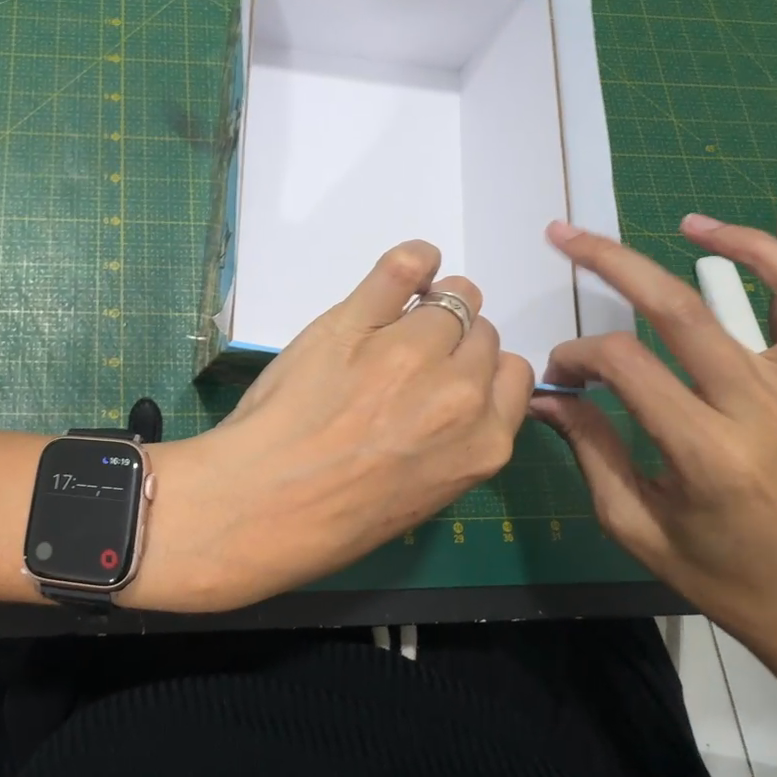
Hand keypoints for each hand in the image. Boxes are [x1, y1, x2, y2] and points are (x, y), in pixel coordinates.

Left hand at [127, 240, 532, 612]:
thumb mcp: (422, 492)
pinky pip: (403, 268)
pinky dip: (414, 260)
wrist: (265, 501)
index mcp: (484, 443)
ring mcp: (409, 351)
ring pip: (452, 299)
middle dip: (452, 340)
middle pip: (481, 333)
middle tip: (408, 356)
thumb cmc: (335, 516)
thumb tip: (443, 398)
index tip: (448, 372)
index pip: (511, 373)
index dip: (477, 367)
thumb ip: (450, 440)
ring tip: (396, 321)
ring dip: (432, 305)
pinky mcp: (356, 321)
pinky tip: (411, 267)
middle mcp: (460, 392)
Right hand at [528, 207, 776, 679]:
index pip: (624, 364)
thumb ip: (589, 449)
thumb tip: (546, 395)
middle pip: (682, 310)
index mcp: (707, 453)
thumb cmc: (726, 579)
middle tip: (564, 235)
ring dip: (737, 246)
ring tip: (686, 223)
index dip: (576, 357)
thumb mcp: (635, 525)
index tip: (560, 379)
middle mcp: (762, 410)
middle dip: (613, 262)